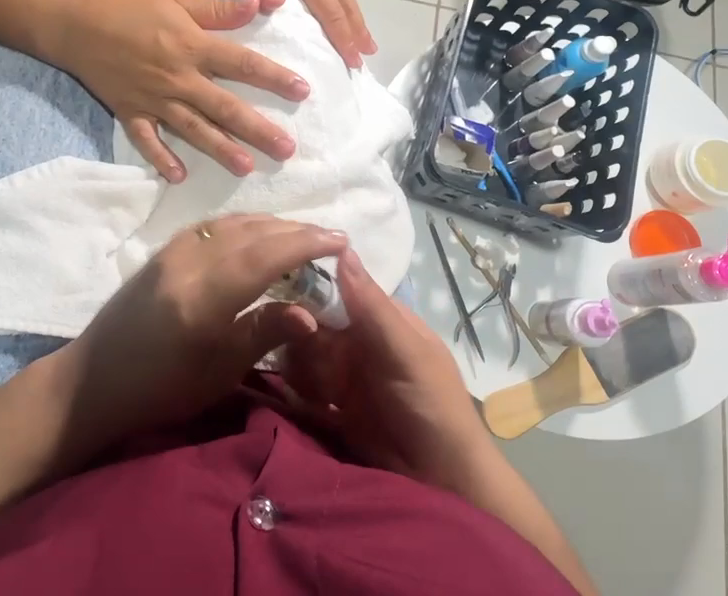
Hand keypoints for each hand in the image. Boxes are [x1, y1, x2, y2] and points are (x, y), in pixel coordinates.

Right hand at [46, 0, 309, 180]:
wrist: (76, 21)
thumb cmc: (129, 5)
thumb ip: (217, 10)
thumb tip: (258, 6)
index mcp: (192, 46)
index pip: (241, 64)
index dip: (273, 77)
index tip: (302, 91)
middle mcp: (178, 78)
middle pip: (224, 107)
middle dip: (257, 129)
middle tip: (286, 149)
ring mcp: (153, 99)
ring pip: (193, 129)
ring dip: (220, 150)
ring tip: (247, 168)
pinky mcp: (130, 112)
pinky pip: (147, 141)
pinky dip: (161, 159)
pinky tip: (178, 176)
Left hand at [46, 216, 349, 447]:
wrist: (95, 381)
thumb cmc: (161, 390)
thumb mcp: (219, 372)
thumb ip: (264, 333)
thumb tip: (313, 312)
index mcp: (202, 299)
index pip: (264, 256)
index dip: (305, 243)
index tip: (341, 240)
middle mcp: (186, 264)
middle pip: (250, 233)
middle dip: (294, 231)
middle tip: (330, 239)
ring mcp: (170, 253)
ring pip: (230, 224)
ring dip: (270, 225)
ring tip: (302, 236)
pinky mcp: (162, 252)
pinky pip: (210, 226)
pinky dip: (242, 225)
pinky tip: (257, 235)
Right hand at [280, 249, 496, 492]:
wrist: (441, 482)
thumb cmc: (432, 406)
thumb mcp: (405, 352)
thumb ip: (371, 305)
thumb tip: (343, 246)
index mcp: (381, 318)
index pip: (337, 288)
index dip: (310, 289)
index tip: (286, 298)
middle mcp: (359, 340)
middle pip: (312, 321)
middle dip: (301, 336)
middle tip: (301, 355)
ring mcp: (344, 373)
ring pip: (302, 353)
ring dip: (300, 367)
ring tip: (315, 389)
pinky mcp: (331, 405)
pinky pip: (301, 385)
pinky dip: (298, 391)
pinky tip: (310, 403)